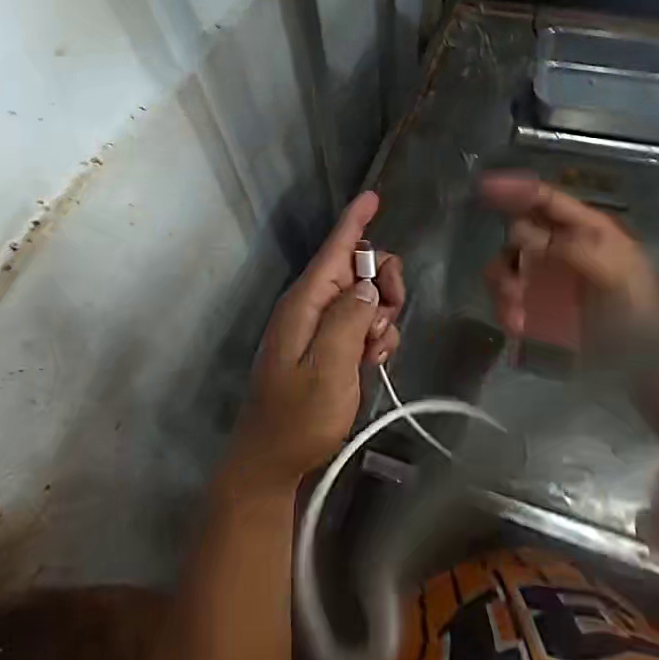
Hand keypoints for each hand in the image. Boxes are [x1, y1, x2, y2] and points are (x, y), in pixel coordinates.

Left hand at [237, 191, 404, 481]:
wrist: (273, 463)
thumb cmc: (298, 417)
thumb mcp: (329, 367)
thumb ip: (350, 320)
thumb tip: (370, 285)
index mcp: (305, 303)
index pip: (336, 250)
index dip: (356, 221)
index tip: (373, 196)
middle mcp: (312, 306)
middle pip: (361, 270)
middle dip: (384, 288)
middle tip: (386, 322)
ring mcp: (320, 327)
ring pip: (369, 298)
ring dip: (383, 319)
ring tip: (374, 352)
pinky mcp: (330, 346)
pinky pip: (365, 324)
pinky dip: (376, 337)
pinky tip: (372, 362)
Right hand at [478, 173, 658, 340]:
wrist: (642, 360)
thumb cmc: (637, 311)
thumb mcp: (615, 274)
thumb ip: (573, 248)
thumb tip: (521, 231)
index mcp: (586, 229)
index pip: (546, 199)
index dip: (515, 189)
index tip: (483, 186)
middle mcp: (563, 246)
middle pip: (518, 233)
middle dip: (509, 256)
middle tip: (513, 284)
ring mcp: (550, 276)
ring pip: (509, 267)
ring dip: (504, 286)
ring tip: (516, 313)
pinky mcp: (541, 306)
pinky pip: (510, 299)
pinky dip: (507, 310)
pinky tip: (519, 326)